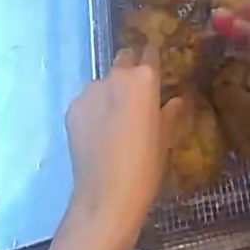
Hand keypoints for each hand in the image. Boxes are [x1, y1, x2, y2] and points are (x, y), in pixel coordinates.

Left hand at [64, 46, 186, 229]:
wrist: (106, 197)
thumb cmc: (145, 167)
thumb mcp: (164, 139)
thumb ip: (169, 113)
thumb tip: (177, 100)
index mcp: (144, 79)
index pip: (150, 51)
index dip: (152, 57)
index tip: (154, 65)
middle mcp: (116, 76)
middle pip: (124, 59)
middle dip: (129, 70)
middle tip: (134, 95)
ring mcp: (91, 90)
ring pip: (103, 82)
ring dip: (109, 93)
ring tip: (112, 122)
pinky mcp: (72, 107)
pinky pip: (86, 101)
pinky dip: (92, 111)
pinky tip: (96, 134)